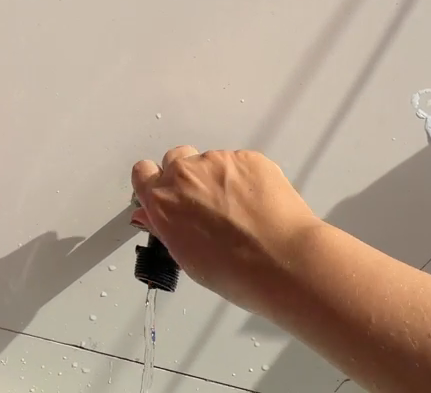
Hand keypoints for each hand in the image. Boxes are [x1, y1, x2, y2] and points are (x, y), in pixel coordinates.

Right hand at [130, 147, 321, 310]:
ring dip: (219, 179)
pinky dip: (246, 179)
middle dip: (187, 178)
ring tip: (242, 211)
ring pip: (210, 162)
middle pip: (175, 160)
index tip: (165, 193)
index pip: (142, 172)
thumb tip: (151, 216)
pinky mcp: (246, 158)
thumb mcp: (189, 260)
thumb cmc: (239, 272)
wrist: (288, 264)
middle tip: (206, 204)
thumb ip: (165, 228)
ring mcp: (215, 161)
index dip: (154, 182)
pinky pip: (239, 163)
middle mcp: (183, 174)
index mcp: (161, 199)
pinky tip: (259, 206)